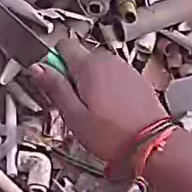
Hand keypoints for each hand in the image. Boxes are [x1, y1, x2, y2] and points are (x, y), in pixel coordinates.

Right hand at [26, 35, 168, 167]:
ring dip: (89, 84)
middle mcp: (109, 61)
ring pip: (97, 68)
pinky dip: (107, 89)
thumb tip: (38, 69)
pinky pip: (113, 77)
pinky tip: (107, 112)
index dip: (52, 63)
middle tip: (71, 105)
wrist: (153, 146)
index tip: (52, 82)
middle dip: (71, 77)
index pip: (62, 45)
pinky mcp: (136, 80)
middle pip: (79, 58)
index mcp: (90, 65)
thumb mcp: (74, 115)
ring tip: (91, 112)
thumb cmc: (115, 135)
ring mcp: (125, 69)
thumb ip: (54, 87)